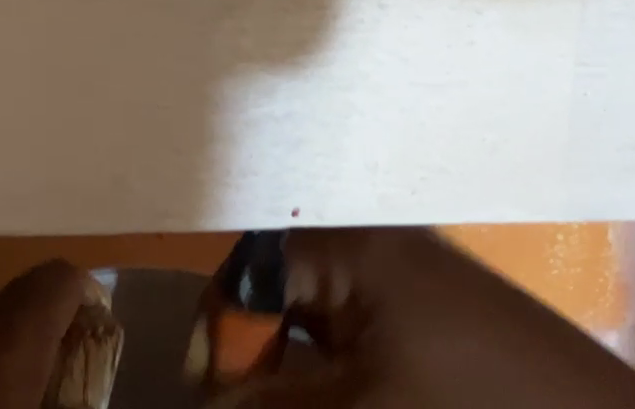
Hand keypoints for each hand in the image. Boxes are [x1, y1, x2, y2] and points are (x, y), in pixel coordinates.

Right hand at [206, 228, 634, 408]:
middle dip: (254, 352)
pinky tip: (328, 391)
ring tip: (281, 398)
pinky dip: (330, 363)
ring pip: (313, 313)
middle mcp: (370, 242)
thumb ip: (274, 405)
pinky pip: (352, 326)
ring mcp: (403, 272)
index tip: (209, 397)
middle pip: (277, 290)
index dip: (220, 336)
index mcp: (350, 246)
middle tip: (246, 400)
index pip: (250, 275)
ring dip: (290, 362)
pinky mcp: (428, 307)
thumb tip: (206, 403)